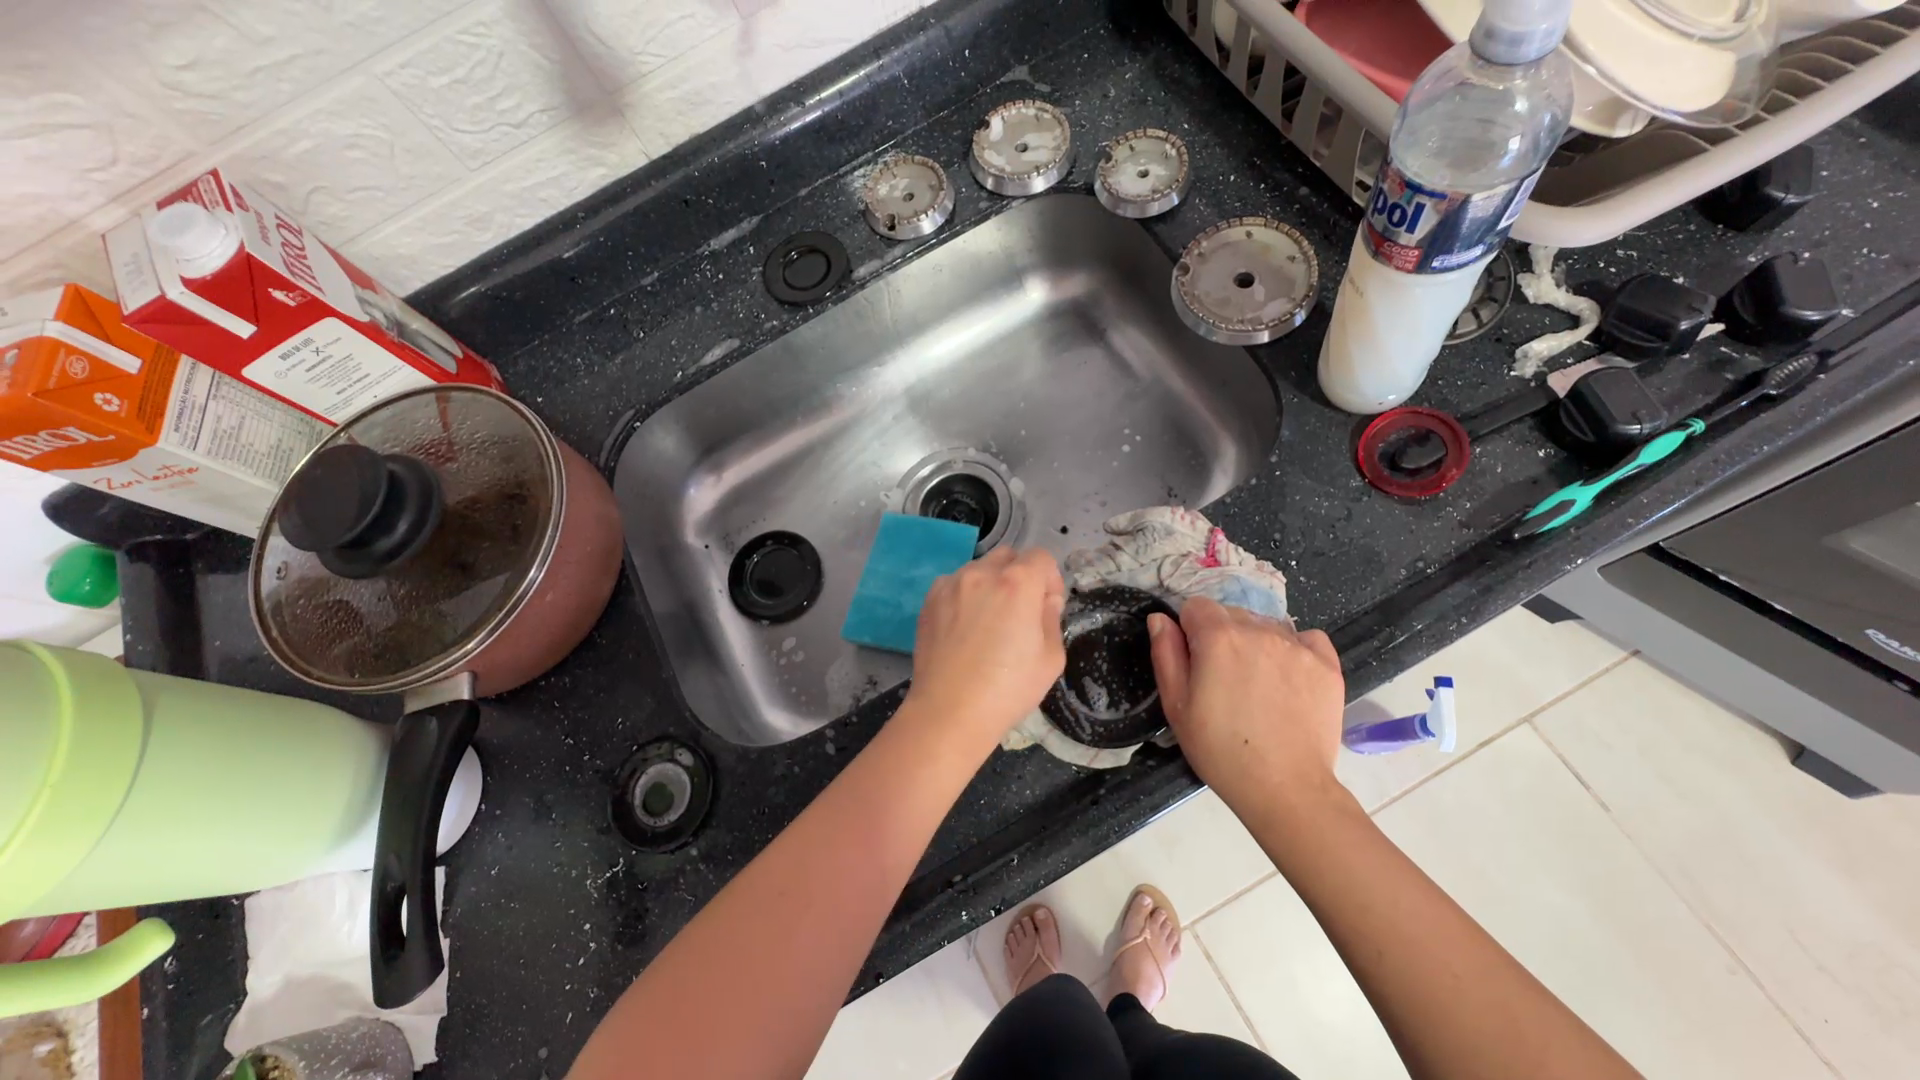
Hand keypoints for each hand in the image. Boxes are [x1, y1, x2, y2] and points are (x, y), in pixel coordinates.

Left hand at [906, 548, 1066, 742]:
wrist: (950, 712)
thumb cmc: (1008, 689)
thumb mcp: (1051, 658)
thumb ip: (1052, 618)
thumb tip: (1045, 600)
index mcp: (1017, 583)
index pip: (1041, 558)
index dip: (1050, 580)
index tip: (1047, 606)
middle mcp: (981, 573)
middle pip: (1008, 556)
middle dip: (1020, 576)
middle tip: (1020, 613)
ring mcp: (950, 585)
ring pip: (979, 570)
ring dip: (991, 585)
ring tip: (988, 623)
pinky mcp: (929, 601)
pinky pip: (954, 586)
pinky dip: (964, 597)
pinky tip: (964, 629)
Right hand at [1147, 597, 1344, 813]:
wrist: (1284, 787)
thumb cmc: (1220, 750)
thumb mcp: (1176, 706)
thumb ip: (1165, 654)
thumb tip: (1161, 619)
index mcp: (1218, 637)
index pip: (1196, 607)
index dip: (1189, 632)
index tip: (1195, 663)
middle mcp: (1259, 630)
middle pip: (1232, 614)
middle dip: (1222, 637)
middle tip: (1223, 682)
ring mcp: (1297, 646)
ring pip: (1266, 626)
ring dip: (1256, 644)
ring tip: (1257, 687)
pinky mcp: (1327, 664)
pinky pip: (1306, 638)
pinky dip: (1294, 650)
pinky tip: (1288, 679)